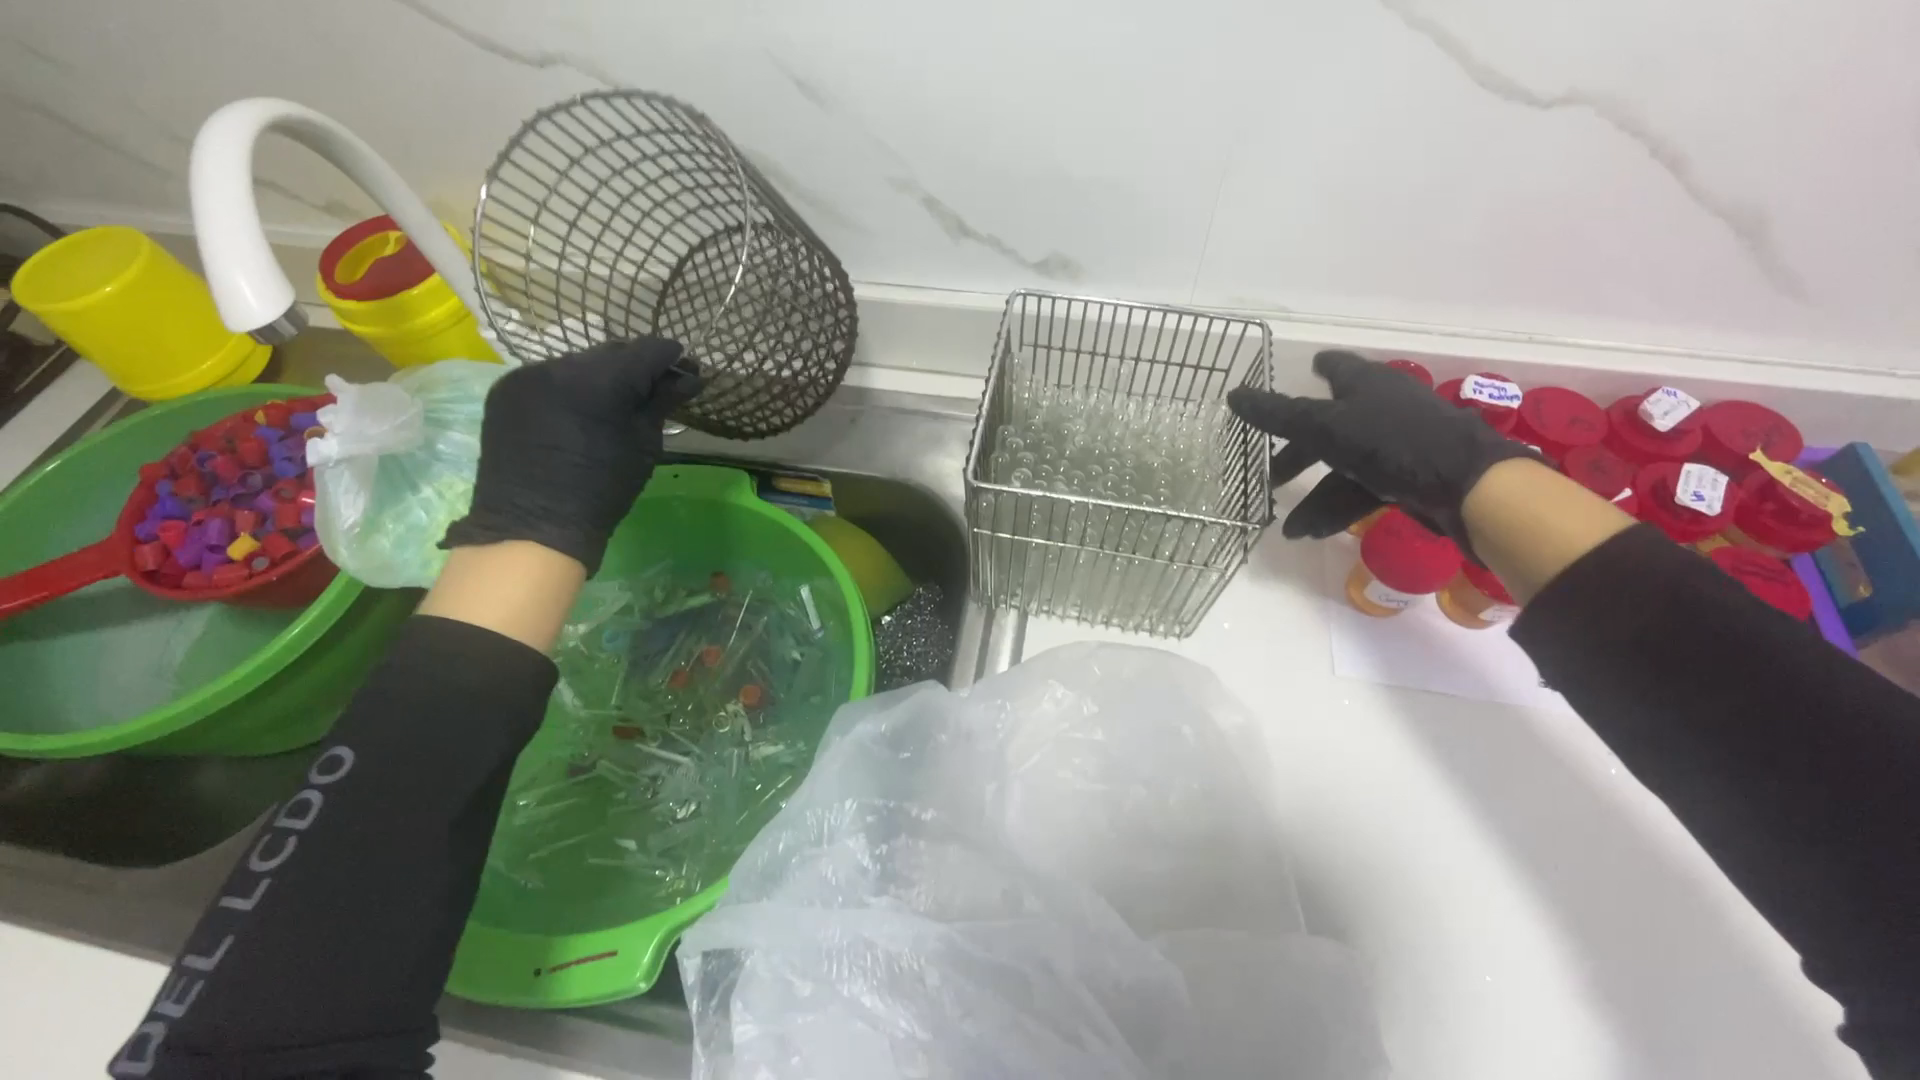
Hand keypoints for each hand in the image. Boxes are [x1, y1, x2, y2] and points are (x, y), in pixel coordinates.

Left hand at [440, 338, 702, 574]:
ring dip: (601, 377)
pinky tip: (577, 413)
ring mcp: (527, 375)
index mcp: (601, 380)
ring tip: (612, 405)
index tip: (687, 372)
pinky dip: (569, 389)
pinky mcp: (505, 389)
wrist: (533, 527)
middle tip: (654, 389)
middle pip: (611, 353)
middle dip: (636, 367)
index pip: (648, 350)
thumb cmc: (602, 491)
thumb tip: (689, 377)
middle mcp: (560, 365)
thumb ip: (663, 402)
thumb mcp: (644, 445)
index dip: (672, 358)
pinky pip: (549, 377)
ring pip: (579, 364)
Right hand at [1227, 351, 1538, 547]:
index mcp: (1366, 385)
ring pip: (1344, 466)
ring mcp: (1398, 445)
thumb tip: (1233, 395)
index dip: (1321, 368)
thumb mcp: (1326, 428)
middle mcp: (1383, 409)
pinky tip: (1312, 532)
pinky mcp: (1410, 479)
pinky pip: (1362, 490)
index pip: (1338, 368)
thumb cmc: (1392, 443)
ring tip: (1289, 527)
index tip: (1309, 368)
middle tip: (1272, 474)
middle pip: (1331, 426)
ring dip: (1313, 495)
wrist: (1466, 485)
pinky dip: (1336, 510)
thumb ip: (1278, 414)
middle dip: (1299, 452)